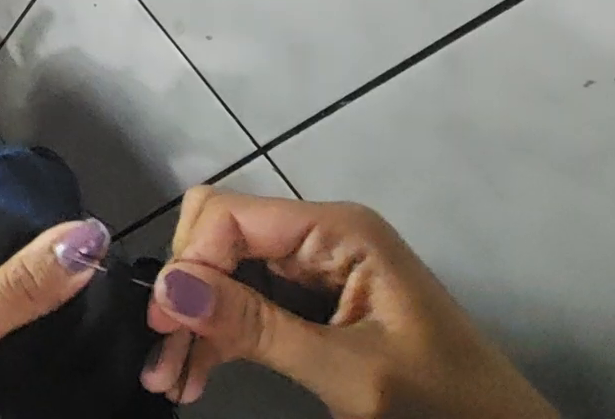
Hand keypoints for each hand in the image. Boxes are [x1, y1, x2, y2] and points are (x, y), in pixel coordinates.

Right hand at [142, 189, 557, 418]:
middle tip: (164, 352)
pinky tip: (195, 371)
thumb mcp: (351, 376)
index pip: (230, 215)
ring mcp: (311, 265)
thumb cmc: (450, 413)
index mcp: (336, 230)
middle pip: (218, 235)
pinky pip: (242, 300)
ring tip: (168, 375)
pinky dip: (216, 332)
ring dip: (192, 318)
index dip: (189, 260)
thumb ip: (257, 327)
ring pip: (222, 270)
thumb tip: (166, 290)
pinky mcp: (308, 299)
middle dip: (185, 289)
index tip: (164, 321)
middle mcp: (316, 234)